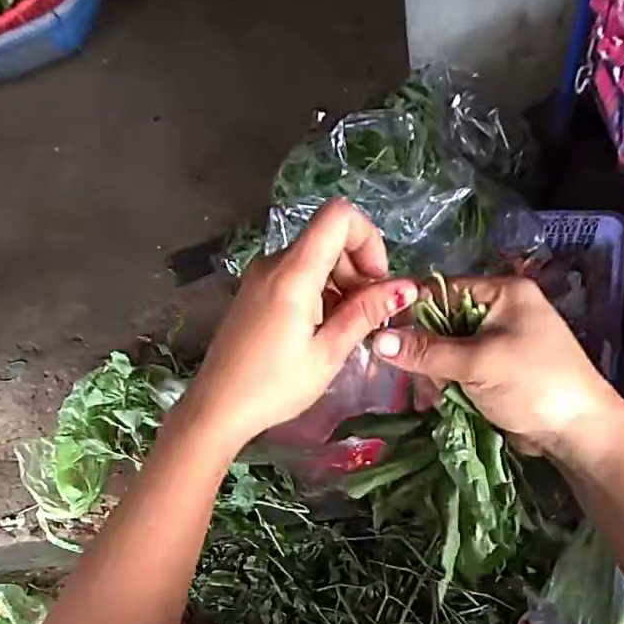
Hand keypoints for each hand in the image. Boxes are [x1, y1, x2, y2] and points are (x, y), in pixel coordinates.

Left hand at [182, 199, 416, 452]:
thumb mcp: (328, 353)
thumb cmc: (275, 387)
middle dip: (358, 268)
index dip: (368, 240)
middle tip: (367, 316)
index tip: (377, 282)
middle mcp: (274, 263)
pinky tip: (322, 330)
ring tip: (345, 329)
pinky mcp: (255, 291)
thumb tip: (406, 287)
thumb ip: (365, 313)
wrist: (218, 407)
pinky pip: (296, 275)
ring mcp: (261, 275)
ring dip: (340, 284)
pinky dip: (320, 292)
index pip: (338, 216)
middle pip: (328, 237)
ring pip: (314, 257)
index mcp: (293, 273)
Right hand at [370, 276, 623, 460]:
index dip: (412, 311)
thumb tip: (377, 339)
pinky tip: (440, 404)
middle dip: (426, 353)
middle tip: (418, 381)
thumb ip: (427, 352)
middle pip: (443, 323)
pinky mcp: (497, 373)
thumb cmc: (533, 384)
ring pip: (448, 352)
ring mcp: (500, 344)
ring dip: (436, 376)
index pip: (444, 290)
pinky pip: (461, 372)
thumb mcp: (477, 364)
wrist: (577, 431)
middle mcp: (501, 312)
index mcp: (503, 293)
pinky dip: (448, 387)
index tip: (383, 335)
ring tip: (432, 400)